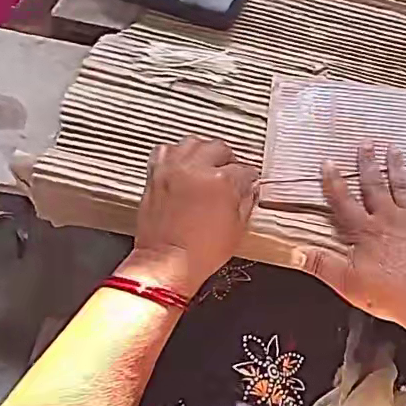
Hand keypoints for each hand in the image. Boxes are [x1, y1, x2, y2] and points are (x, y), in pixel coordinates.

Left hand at [129, 136, 259, 294]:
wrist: (167, 263)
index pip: (244, 169)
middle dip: (228, 160)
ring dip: (202, 152)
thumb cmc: (200, 251)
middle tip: (231, 173)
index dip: (249, 179)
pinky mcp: (155, 176)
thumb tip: (248, 190)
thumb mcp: (237, 228)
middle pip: (219, 147)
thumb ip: (246, 201)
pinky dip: (175, 155)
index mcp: (221, 180)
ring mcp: (173, 170)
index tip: (249, 183)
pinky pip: (165, 151)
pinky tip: (182, 165)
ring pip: (192, 143)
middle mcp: (196, 169)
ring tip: (207, 165)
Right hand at [294, 144, 405, 333]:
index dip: (334, 181)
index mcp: (367, 230)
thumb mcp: (348, 283)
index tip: (328, 162)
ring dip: (397, 168)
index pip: (345, 201)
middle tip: (366, 144)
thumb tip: (297, 252)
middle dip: (368, 164)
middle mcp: (390, 219)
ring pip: (404, 189)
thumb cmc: (392, 294)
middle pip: (375, 186)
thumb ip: (322, 265)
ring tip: (394, 150)